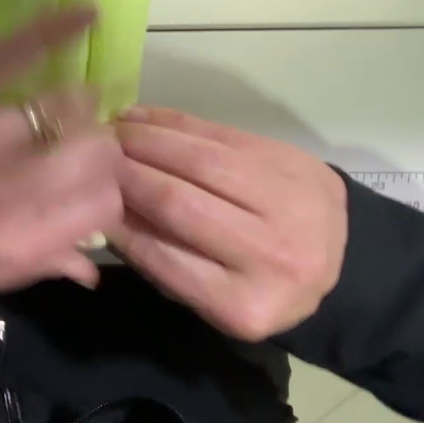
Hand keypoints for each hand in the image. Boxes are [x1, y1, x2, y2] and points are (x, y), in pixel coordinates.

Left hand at [0, 9, 123, 292]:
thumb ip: (43, 264)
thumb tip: (89, 265)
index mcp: (32, 237)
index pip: (107, 200)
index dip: (103, 186)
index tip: (86, 180)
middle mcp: (25, 186)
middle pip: (99, 149)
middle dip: (96, 143)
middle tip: (75, 140)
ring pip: (70, 104)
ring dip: (75, 102)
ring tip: (66, 101)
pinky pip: (16, 50)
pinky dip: (53, 28)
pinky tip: (85, 13)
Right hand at [109, 107, 345, 340]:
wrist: (341, 265)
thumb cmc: (253, 286)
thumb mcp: (205, 295)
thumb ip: (156, 255)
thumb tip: (101, 209)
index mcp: (244, 304)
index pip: (160, 254)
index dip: (116, 220)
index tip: (82, 198)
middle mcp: (273, 255)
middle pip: (179, 202)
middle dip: (124, 173)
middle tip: (87, 157)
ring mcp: (290, 203)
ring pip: (201, 160)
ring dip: (145, 140)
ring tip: (110, 132)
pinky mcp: (294, 161)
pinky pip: (223, 134)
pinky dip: (174, 122)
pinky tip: (140, 118)